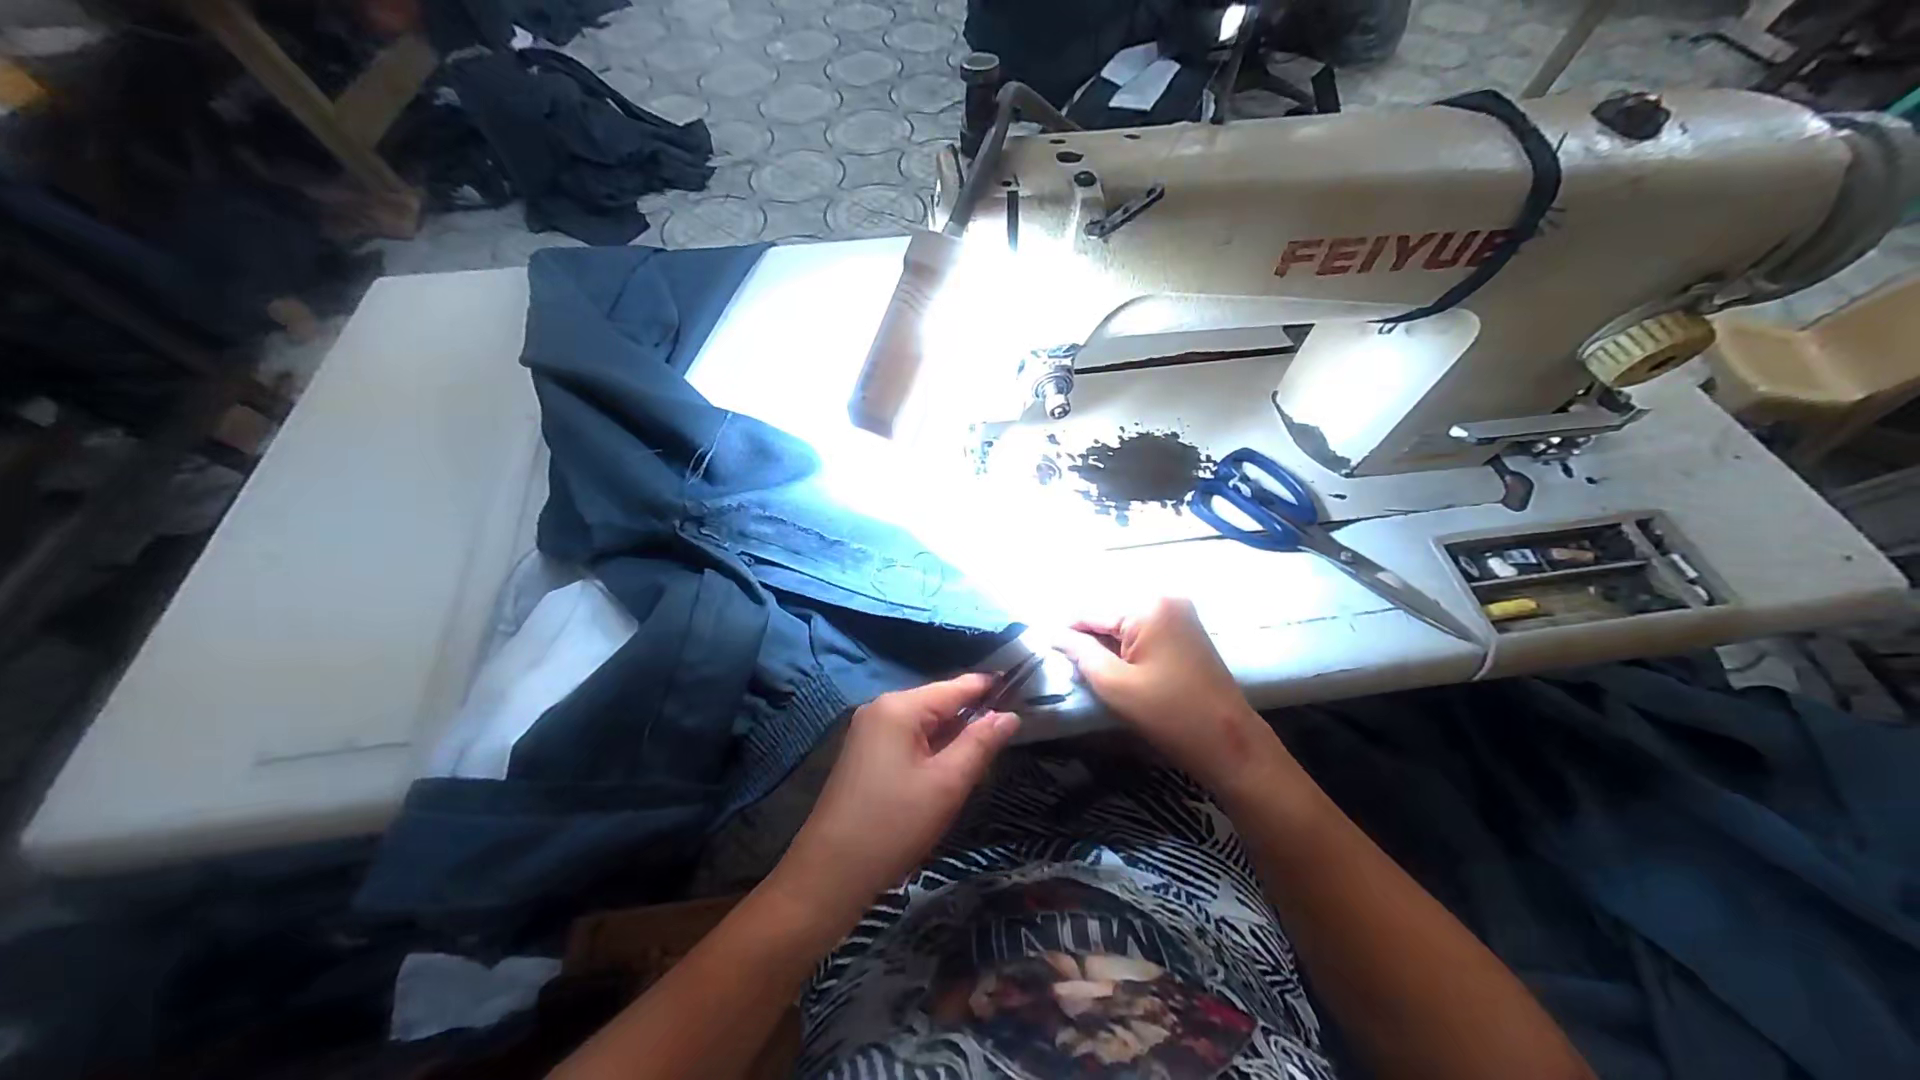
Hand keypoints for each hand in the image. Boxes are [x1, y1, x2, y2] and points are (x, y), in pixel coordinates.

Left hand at [781, 674, 1020, 908]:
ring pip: (925, 725)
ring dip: (952, 739)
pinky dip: (932, 751)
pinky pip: (908, 740)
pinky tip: (947, 773)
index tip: (1024, 693)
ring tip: (983, 759)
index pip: (955, 686)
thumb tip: (1009, 714)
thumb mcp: (947, 783)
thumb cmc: (894, 825)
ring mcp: (868, 731)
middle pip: (939, 703)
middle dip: (971, 719)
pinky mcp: (864, 755)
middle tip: (1007, 741)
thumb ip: (980, 743)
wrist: (831, 873)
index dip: (990, 689)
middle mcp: (881, 709)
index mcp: (899, 707)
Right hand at [1055, 598, 1283, 794]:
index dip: (1066, 633)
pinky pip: (1146, 631)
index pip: (1090, 612)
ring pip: (1126, 624)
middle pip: (1110, 614)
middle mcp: (1166, 599)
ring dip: (1108, 644)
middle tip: (1074, 668)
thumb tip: (1054, 634)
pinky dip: (1129, 647)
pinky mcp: (1189, 631)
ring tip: (1095, 671)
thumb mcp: (1115, 685)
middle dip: (1090, 638)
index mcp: (1148, 607)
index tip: (1046, 652)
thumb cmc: (1169, 714)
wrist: (1229, 743)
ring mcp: (1182, 614)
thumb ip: (1080, 653)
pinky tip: (1122, 670)